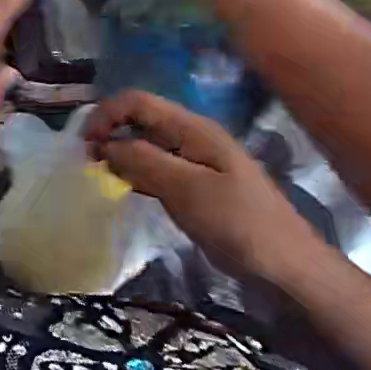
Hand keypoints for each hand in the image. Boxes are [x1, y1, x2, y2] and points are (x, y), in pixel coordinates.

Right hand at [84, 91, 321, 278]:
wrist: (285, 268)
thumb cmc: (238, 223)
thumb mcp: (187, 189)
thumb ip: (144, 160)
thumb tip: (106, 144)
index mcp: (194, 129)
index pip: (138, 101)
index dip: (106, 114)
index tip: (85, 144)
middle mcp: (191, 137)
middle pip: (140, 119)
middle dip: (109, 132)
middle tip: (88, 163)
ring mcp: (193, 161)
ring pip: (144, 144)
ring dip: (119, 153)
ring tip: (99, 176)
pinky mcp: (193, 186)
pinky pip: (154, 168)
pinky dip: (133, 173)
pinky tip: (122, 189)